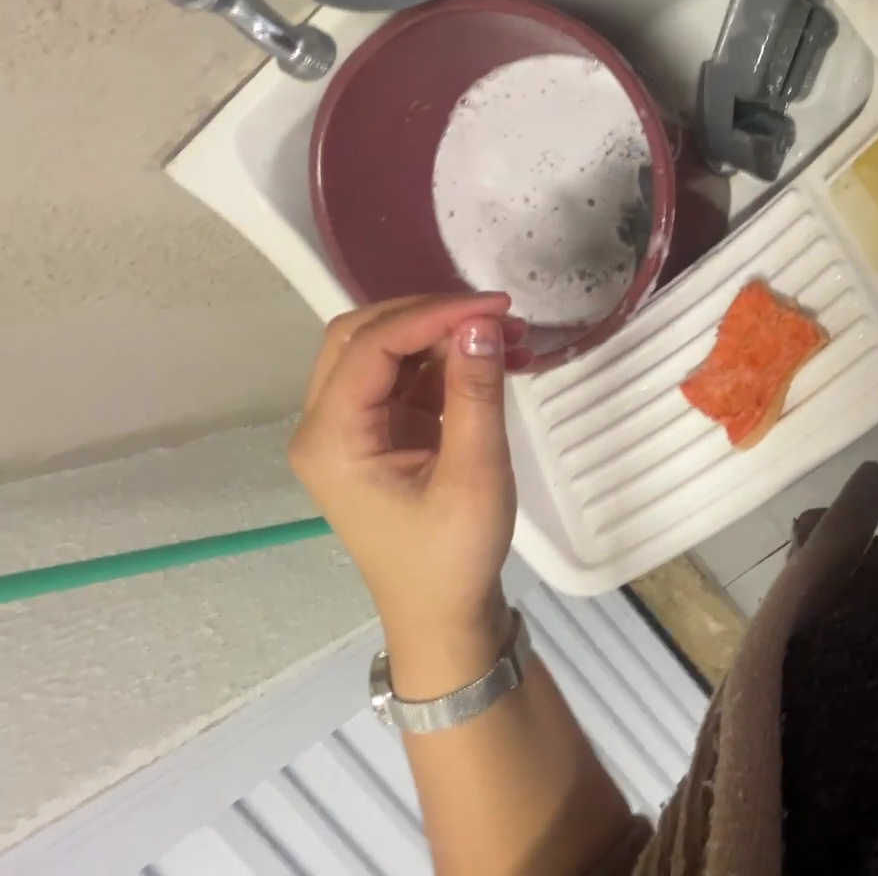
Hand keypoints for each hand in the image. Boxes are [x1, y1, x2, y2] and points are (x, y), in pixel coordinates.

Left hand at [289, 294, 531, 697]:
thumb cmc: (454, 551)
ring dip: (441, 336)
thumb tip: (483, 326)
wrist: (443, 610)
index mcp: (333, 437)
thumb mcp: (475, 472)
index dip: (434, 315)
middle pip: (362, 338)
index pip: (371, 347)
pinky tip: (494, 362)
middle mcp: (328, 425)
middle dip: (430, 315)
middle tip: (498, 315)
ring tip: (509, 336)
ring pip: (384, 354)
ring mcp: (353, 430)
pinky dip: (448, 362)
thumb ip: (476, 394)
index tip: (499, 307)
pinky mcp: (381, 436)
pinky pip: (407, 380)